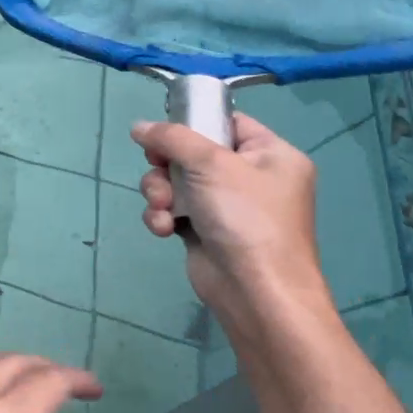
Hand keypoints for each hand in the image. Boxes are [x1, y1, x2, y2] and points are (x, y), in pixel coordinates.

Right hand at [132, 113, 329, 318]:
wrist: (255, 290)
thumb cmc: (245, 217)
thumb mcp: (209, 163)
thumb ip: (170, 137)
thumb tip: (139, 127)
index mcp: (272, 156)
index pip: (228, 122)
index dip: (194, 122)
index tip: (165, 132)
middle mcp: (253, 178)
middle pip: (191, 151)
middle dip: (165, 165)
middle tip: (159, 169)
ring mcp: (229, 205)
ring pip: (175, 180)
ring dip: (159, 192)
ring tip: (163, 208)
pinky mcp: (207, 228)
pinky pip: (174, 207)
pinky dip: (163, 214)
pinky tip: (165, 228)